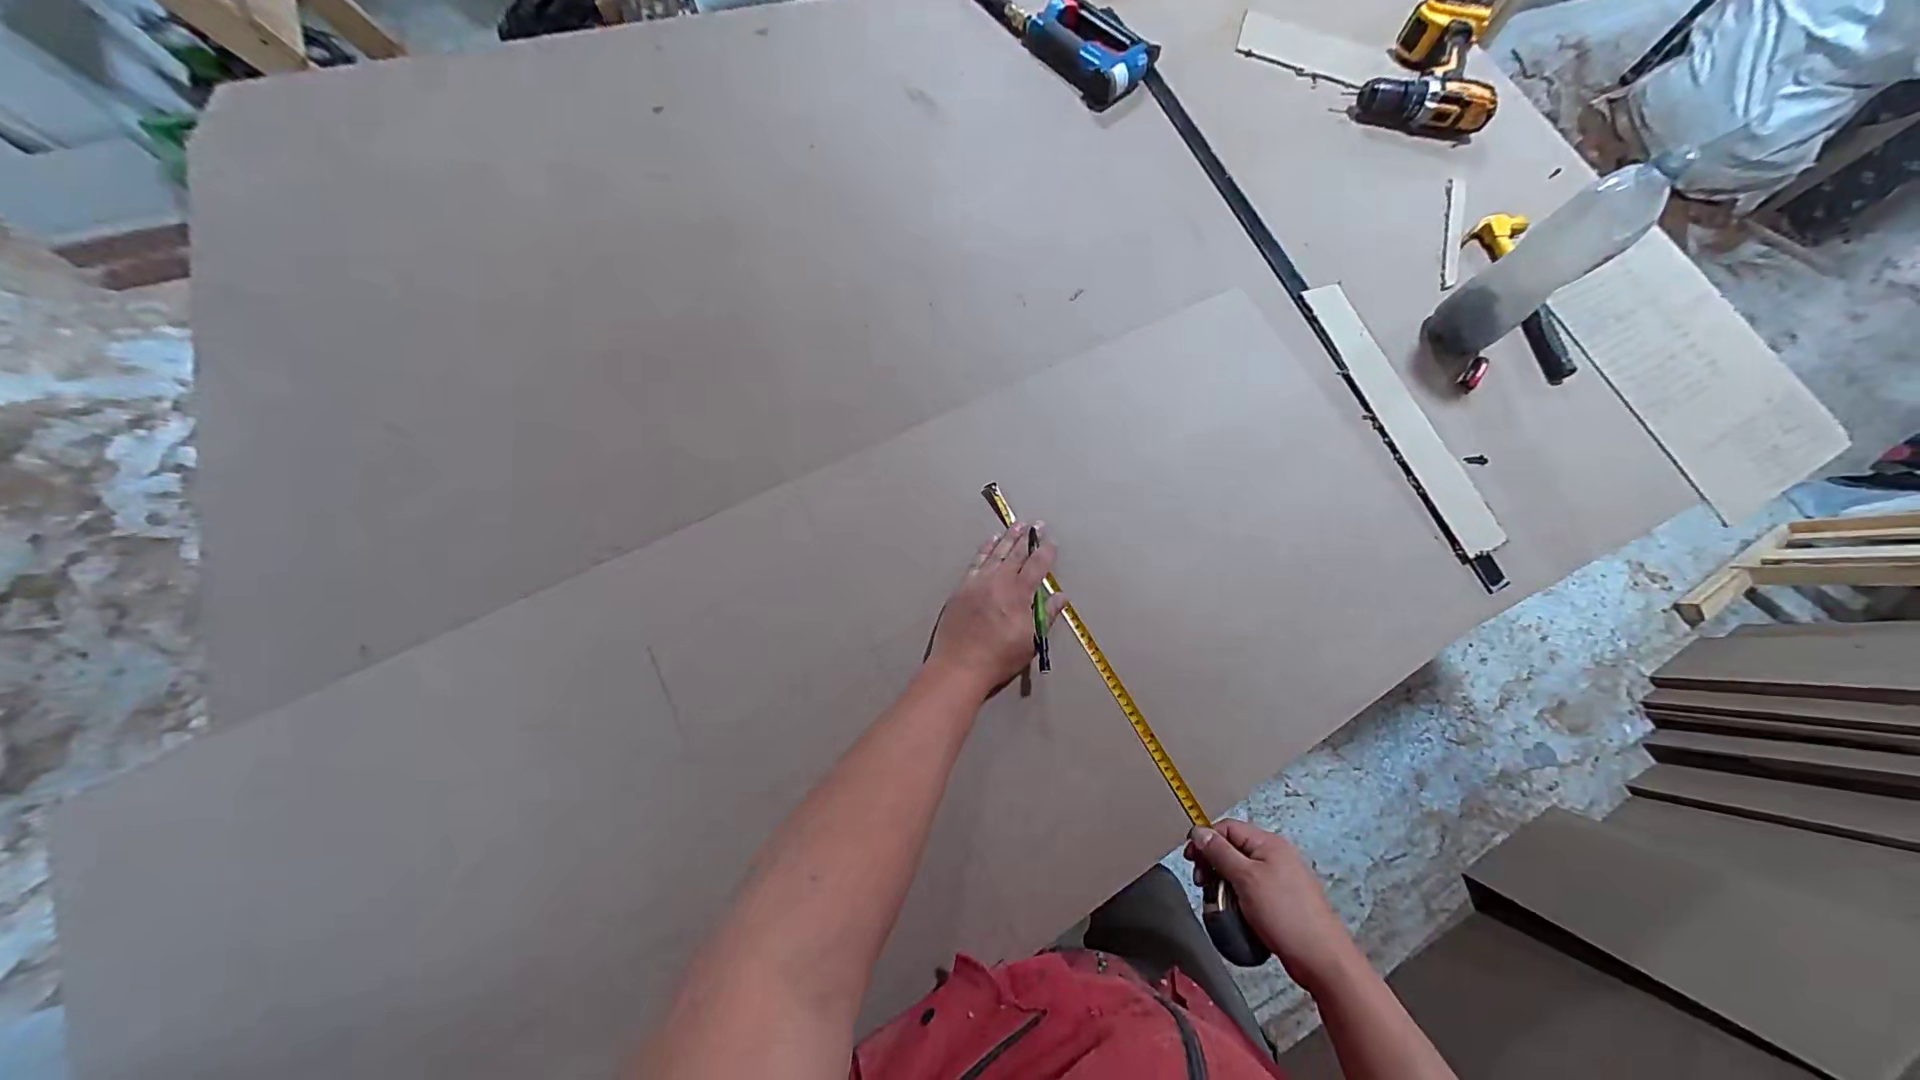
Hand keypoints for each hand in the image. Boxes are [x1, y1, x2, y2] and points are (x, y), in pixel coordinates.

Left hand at [926, 522, 1066, 694]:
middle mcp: (998, 582)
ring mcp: (978, 583)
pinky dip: (985, 549)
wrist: (960, 665)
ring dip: (1008, 538)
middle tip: (1036, 524)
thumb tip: (1061, 597)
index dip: (1045, 553)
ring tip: (1016, 525)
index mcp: (1018, 594)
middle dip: (1028, 538)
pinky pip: (976, 561)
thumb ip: (1046, 615)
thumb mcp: (1030, 641)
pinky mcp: (962, 588)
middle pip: (1016, 554)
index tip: (1051, 541)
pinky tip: (990, 541)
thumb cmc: (999, 658)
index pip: (1036, 567)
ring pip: (996, 553)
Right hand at [1185, 820, 1358, 990]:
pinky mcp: (1281, 900)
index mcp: (1268, 843)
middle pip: (1232, 847)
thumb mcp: (1245, 879)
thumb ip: (1219, 852)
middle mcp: (1275, 855)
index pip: (1227, 828)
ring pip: (1239, 870)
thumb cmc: (1284, 915)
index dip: (1205, 840)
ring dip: (1223, 882)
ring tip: (1217, 900)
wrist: (1322, 960)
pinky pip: (1250, 888)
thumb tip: (1198, 831)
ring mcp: (1280, 878)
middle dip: (1213, 863)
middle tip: (1202, 883)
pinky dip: (1238, 896)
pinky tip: (1235, 910)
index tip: (1191, 860)